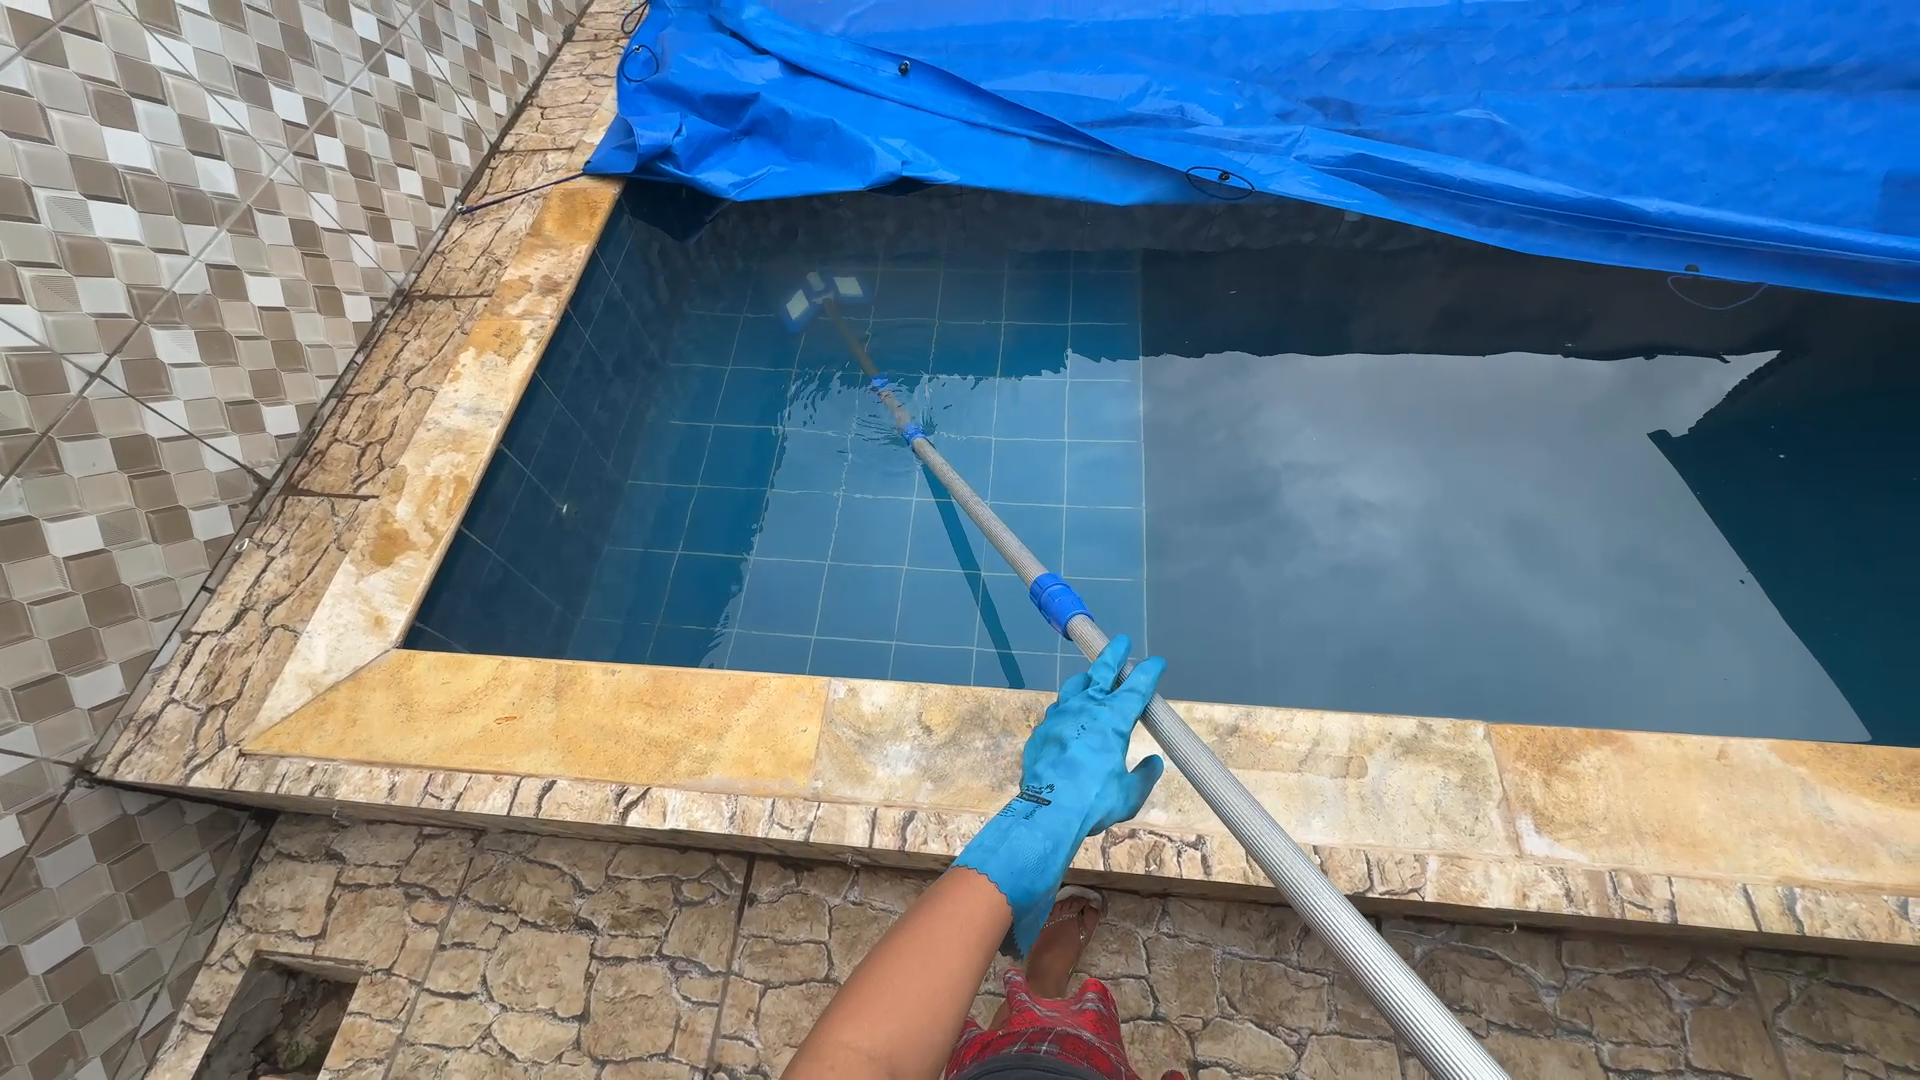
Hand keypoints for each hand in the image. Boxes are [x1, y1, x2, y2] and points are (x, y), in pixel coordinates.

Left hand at [954, 635, 1165, 955]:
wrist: (1048, 809)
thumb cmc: (1095, 800)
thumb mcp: (1130, 793)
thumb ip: (1144, 775)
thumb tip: (1154, 762)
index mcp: (1113, 719)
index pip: (1137, 687)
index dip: (1149, 672)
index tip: (1156, 661)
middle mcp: (1086, 708)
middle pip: (1101, 671)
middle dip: (1114, 655)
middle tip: (1121, 642)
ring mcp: (1060, 716)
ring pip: (1075, 687)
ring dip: (1087, 680)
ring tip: (1092, 678)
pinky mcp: (1042, 730)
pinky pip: (1058, 710)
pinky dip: (1069, 708)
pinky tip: (1070, 716)